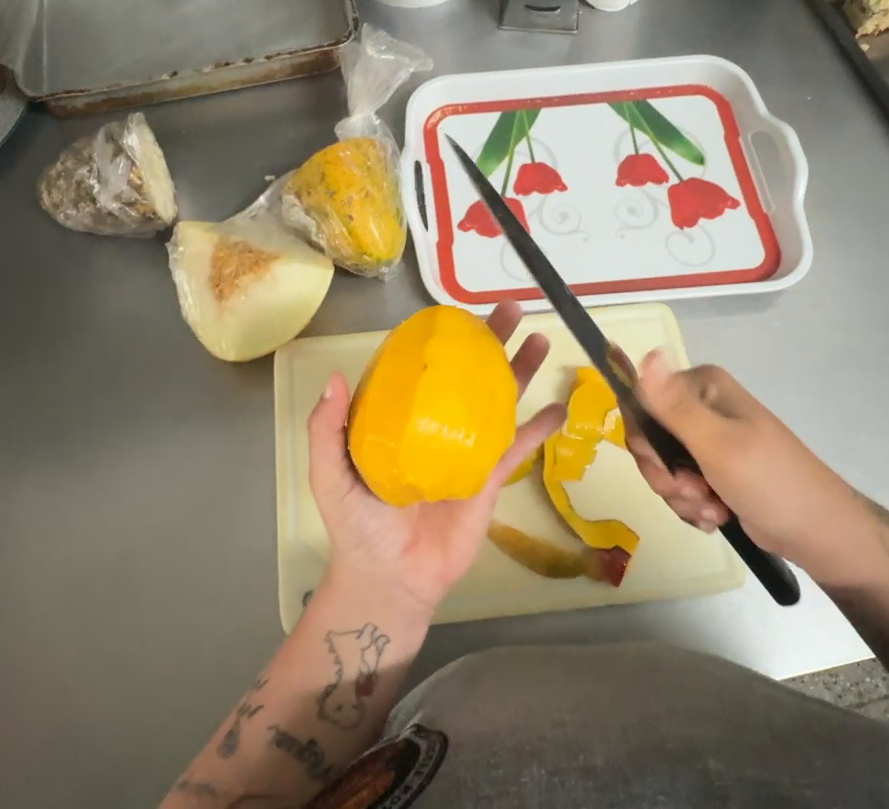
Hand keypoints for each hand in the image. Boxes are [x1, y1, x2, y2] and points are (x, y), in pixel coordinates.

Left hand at [307, 301, 564, 615]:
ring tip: (540, 341)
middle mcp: (434, 426)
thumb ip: (328, 429)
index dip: (439, 342)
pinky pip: (516, 446)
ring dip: (519, 371)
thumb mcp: (330, 475)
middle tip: (510, 309)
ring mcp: (464, 449)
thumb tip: (336, 377)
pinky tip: (560, 405)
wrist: (392, 578)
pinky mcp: (488, 478)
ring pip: (496, 401)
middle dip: (489, 342)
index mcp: (398, 420)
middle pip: (465, 376)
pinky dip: (539, 427)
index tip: (458, 314)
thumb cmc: (357, 526)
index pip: (421, 369)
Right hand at [626, 351, 871, 573]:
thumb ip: (675, 406)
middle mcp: (700, 407)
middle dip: (665, 475)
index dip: (645, 441)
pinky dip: (690, 505)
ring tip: (711, 509)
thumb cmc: (769, 481)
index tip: (667, 466)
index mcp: (702, 387)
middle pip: (648, 439)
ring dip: (680, 495)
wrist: (817, 531)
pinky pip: (678, 485)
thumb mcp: (717, 443)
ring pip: (661, 467)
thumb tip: (649, 352)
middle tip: (694, 492)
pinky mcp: (712, 470)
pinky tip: (714, 516)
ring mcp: (707, 440)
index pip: (641, 404)